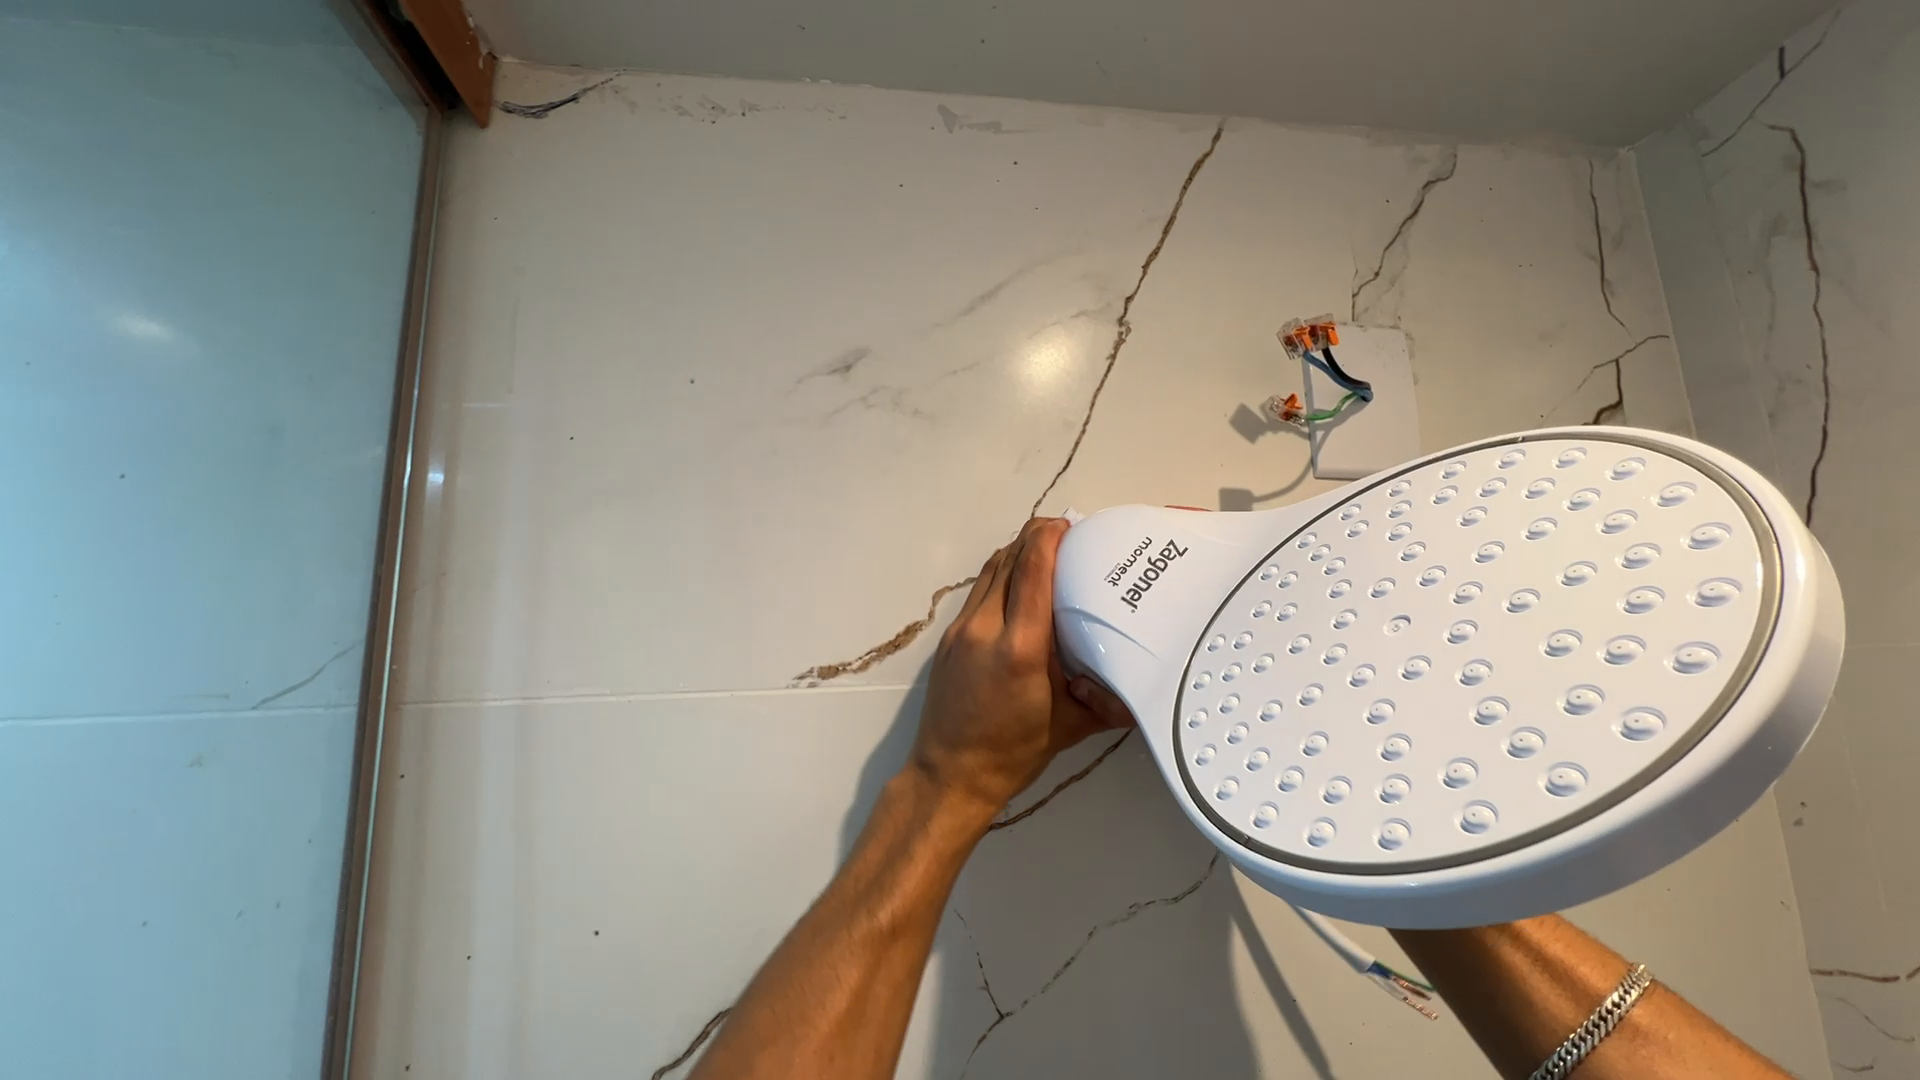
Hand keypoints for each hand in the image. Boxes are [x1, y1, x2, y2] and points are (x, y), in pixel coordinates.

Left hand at [908, 517, 1134, 819]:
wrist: (949, 774)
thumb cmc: (1013, 754)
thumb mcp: (1071, 726)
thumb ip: (1107, 699)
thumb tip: (1144, 680)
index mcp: (1020, 647)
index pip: (1032, 571)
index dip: (1049, 537)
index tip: (1070, 524)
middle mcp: (985, 628)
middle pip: (1007, 559)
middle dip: (1035, 536)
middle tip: (1067, 534)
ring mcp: (961, 630)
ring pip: (988, 571)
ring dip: (1015, 552)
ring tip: (1046, 552)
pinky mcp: (949, 637)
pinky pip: (977, 590)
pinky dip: (999, 575)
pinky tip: (1020, 585)